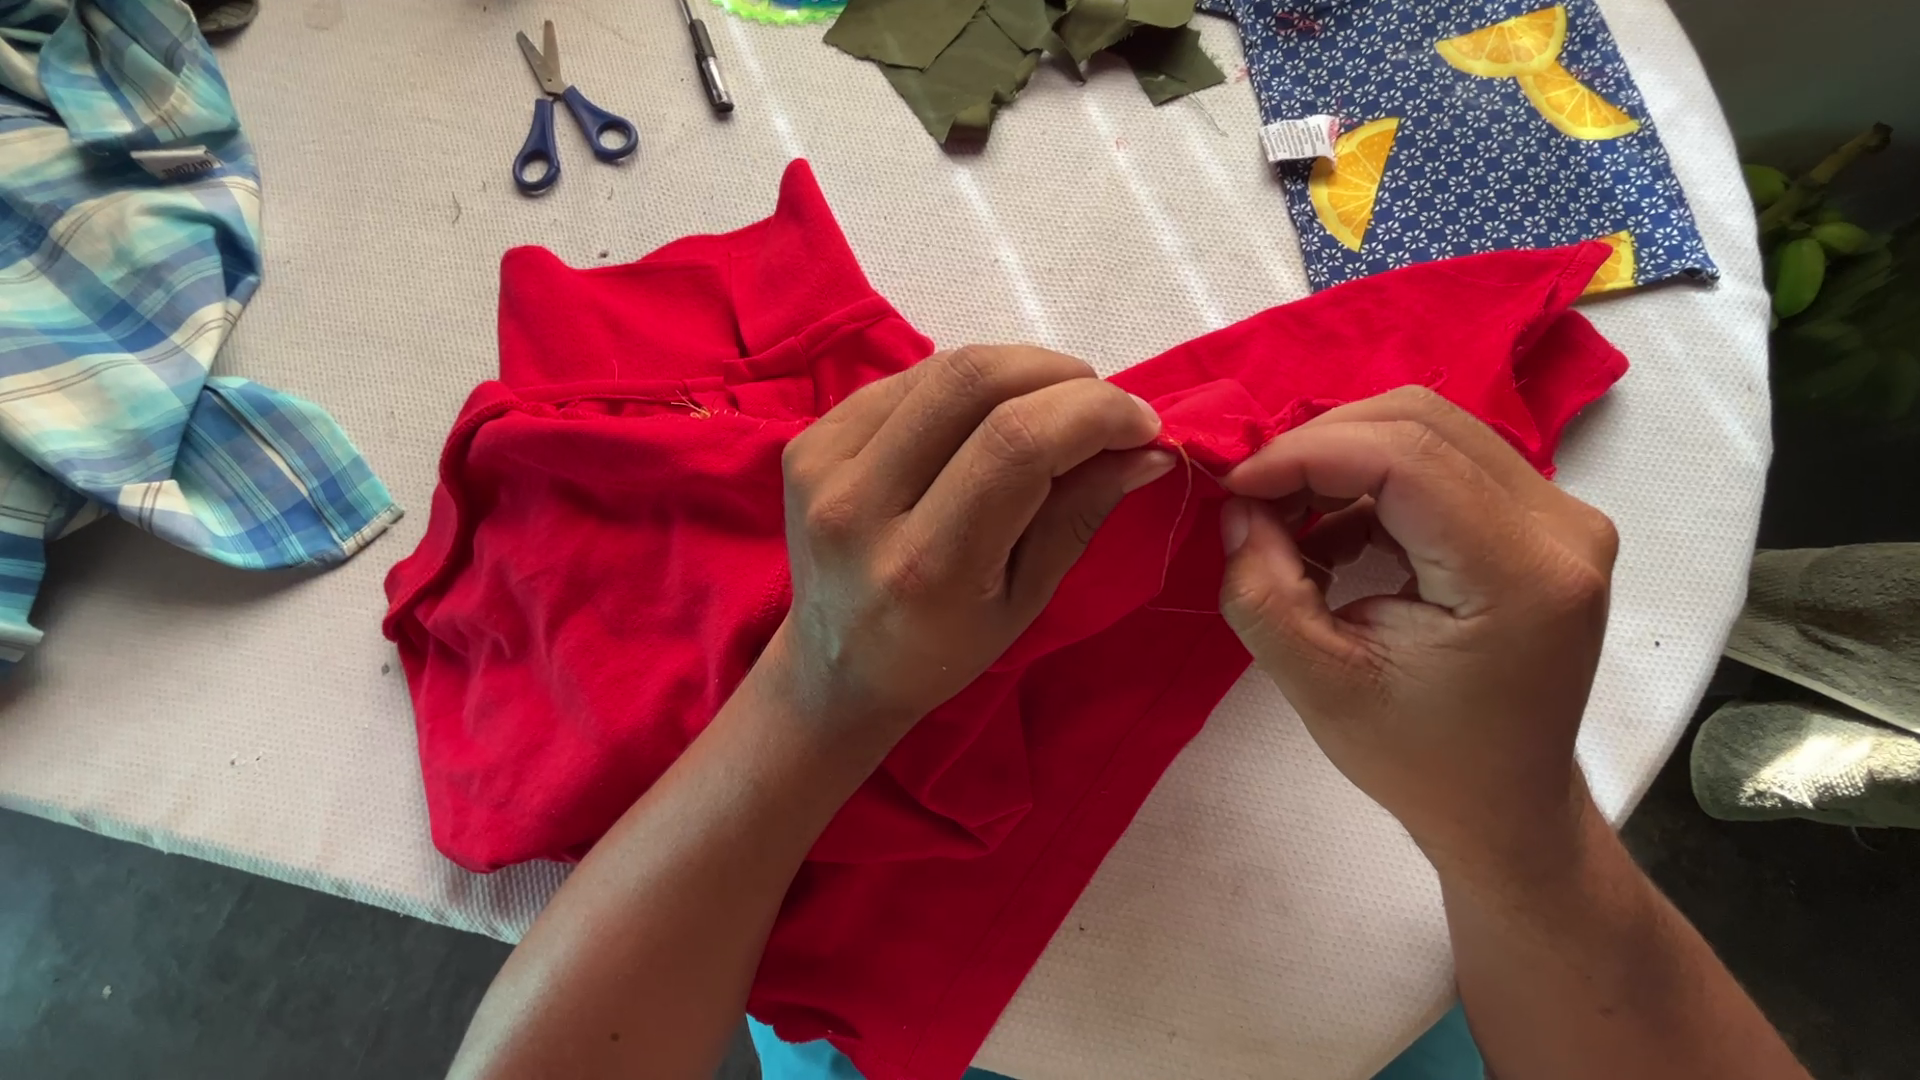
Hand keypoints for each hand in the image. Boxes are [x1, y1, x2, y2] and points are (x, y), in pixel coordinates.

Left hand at [768, 345, 1174, 753]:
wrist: (834, 664)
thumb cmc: (939, 651)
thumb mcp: (1024, 602)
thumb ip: (1080, 516)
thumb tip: (1147, 449)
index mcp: (922, 566)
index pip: (1015, 444)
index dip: (1094, 413)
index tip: (1142, 424)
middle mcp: (860, 504)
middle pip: (973, 381)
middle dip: (1061, 374)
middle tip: (1101, 405)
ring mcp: (823, 464)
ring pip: (941, 368)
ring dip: (1018, 371)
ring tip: (1053, 408)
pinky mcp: (807, 440)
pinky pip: (906, 380)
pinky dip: (966, 384)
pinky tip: (988, 415)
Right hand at [1217, 387, 1617, 878]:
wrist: (1502, 804)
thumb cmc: (1415, 758)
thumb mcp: (1314, 684)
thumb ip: (1262, 590)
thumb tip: (1240, 507)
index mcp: (1519, 575)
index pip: (1404, 457)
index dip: (1303, 454)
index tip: (1234, 486)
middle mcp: (1560, 527)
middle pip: (1418, 422)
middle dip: (1315, 447)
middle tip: (1253, 498)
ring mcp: (1558, 517)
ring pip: (1426, 430)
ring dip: (1337, 460)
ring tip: (1286, 520)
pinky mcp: (1538, 521)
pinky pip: (1437, 459)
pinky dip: (1364, 481)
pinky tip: (1331, 536)